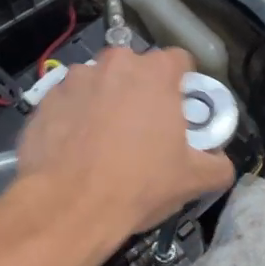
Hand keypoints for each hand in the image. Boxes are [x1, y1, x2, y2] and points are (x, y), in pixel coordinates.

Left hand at [8, 47, 235, 258]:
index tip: (178, 107)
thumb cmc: (138, 185)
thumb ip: (216, 164)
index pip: (178, 60)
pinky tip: (75, 149)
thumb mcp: (192, 180)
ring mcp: (74, 79)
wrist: (68, 205)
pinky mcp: (44, 100)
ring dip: (103, 101)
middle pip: (134, 68)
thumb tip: (220, 163)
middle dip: (139, 90)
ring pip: (97, 82)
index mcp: (155, 73)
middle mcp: (114, 64)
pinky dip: (73, 117)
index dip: (181, 82)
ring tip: (102, 141)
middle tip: (141, 128)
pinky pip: (67, 102)